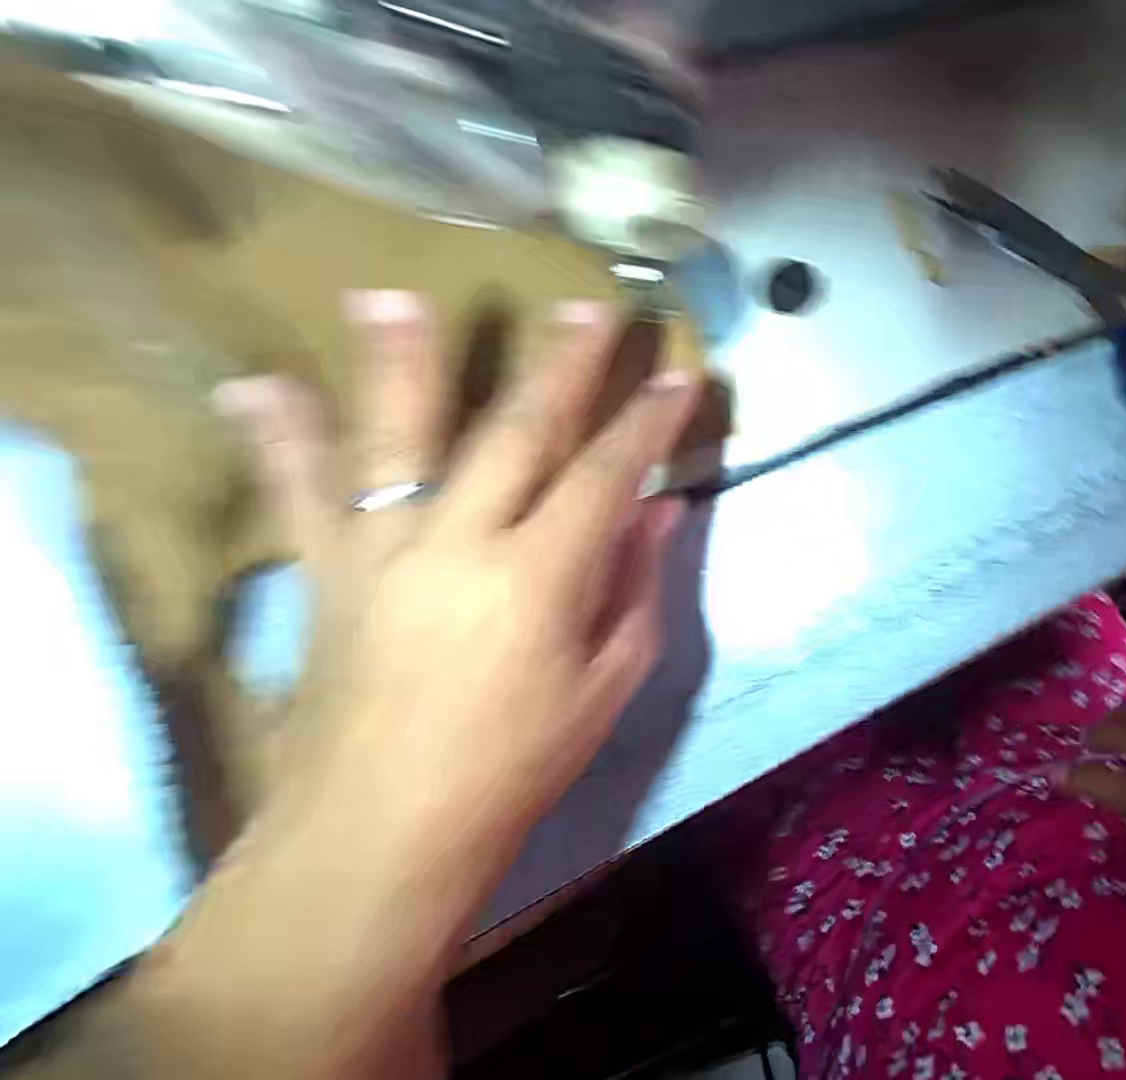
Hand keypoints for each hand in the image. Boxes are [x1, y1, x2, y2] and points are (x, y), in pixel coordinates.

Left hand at [214, 290, 699, 853]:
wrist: (387, 826)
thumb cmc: (525, 755)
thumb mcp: (612, 674)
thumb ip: (636, 582)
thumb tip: (660, 511)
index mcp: (541, 575)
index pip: (607, 473)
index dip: (648, 420)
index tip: (676, 374)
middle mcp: (458, 543)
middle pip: (516, 432)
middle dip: (560, 367)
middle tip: (586, 309)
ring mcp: (380, 551)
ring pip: (397, 439)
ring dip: (404, 364)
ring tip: (398, 297)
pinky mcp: (326, 574)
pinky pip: (304, 494)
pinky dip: (283, 438)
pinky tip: (262, 387)